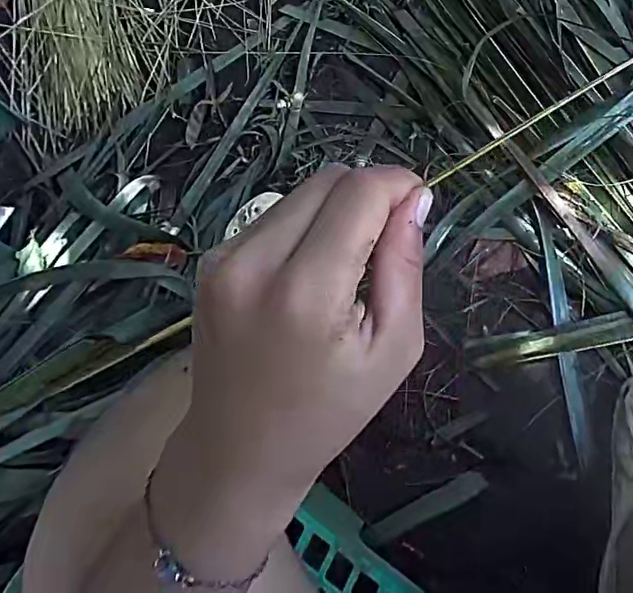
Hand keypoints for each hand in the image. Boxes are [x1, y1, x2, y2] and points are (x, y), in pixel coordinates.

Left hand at [148, 166, 430, 583]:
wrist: (235, 453)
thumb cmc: (328, 411)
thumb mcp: (393, 349)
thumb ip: (405, 266)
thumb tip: (415, 198)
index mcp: (305, 292)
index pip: (359, 192)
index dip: (398, 183)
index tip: (418, 204)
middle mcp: (255, 261)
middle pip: (331, 178)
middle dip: (371, 191)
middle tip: (389, 234)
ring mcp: (226, 255)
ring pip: (305, 189)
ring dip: (339, 205)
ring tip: (349, 258)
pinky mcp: (214, 256)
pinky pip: (279, 211)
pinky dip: (309, 222)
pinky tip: (312, 267)